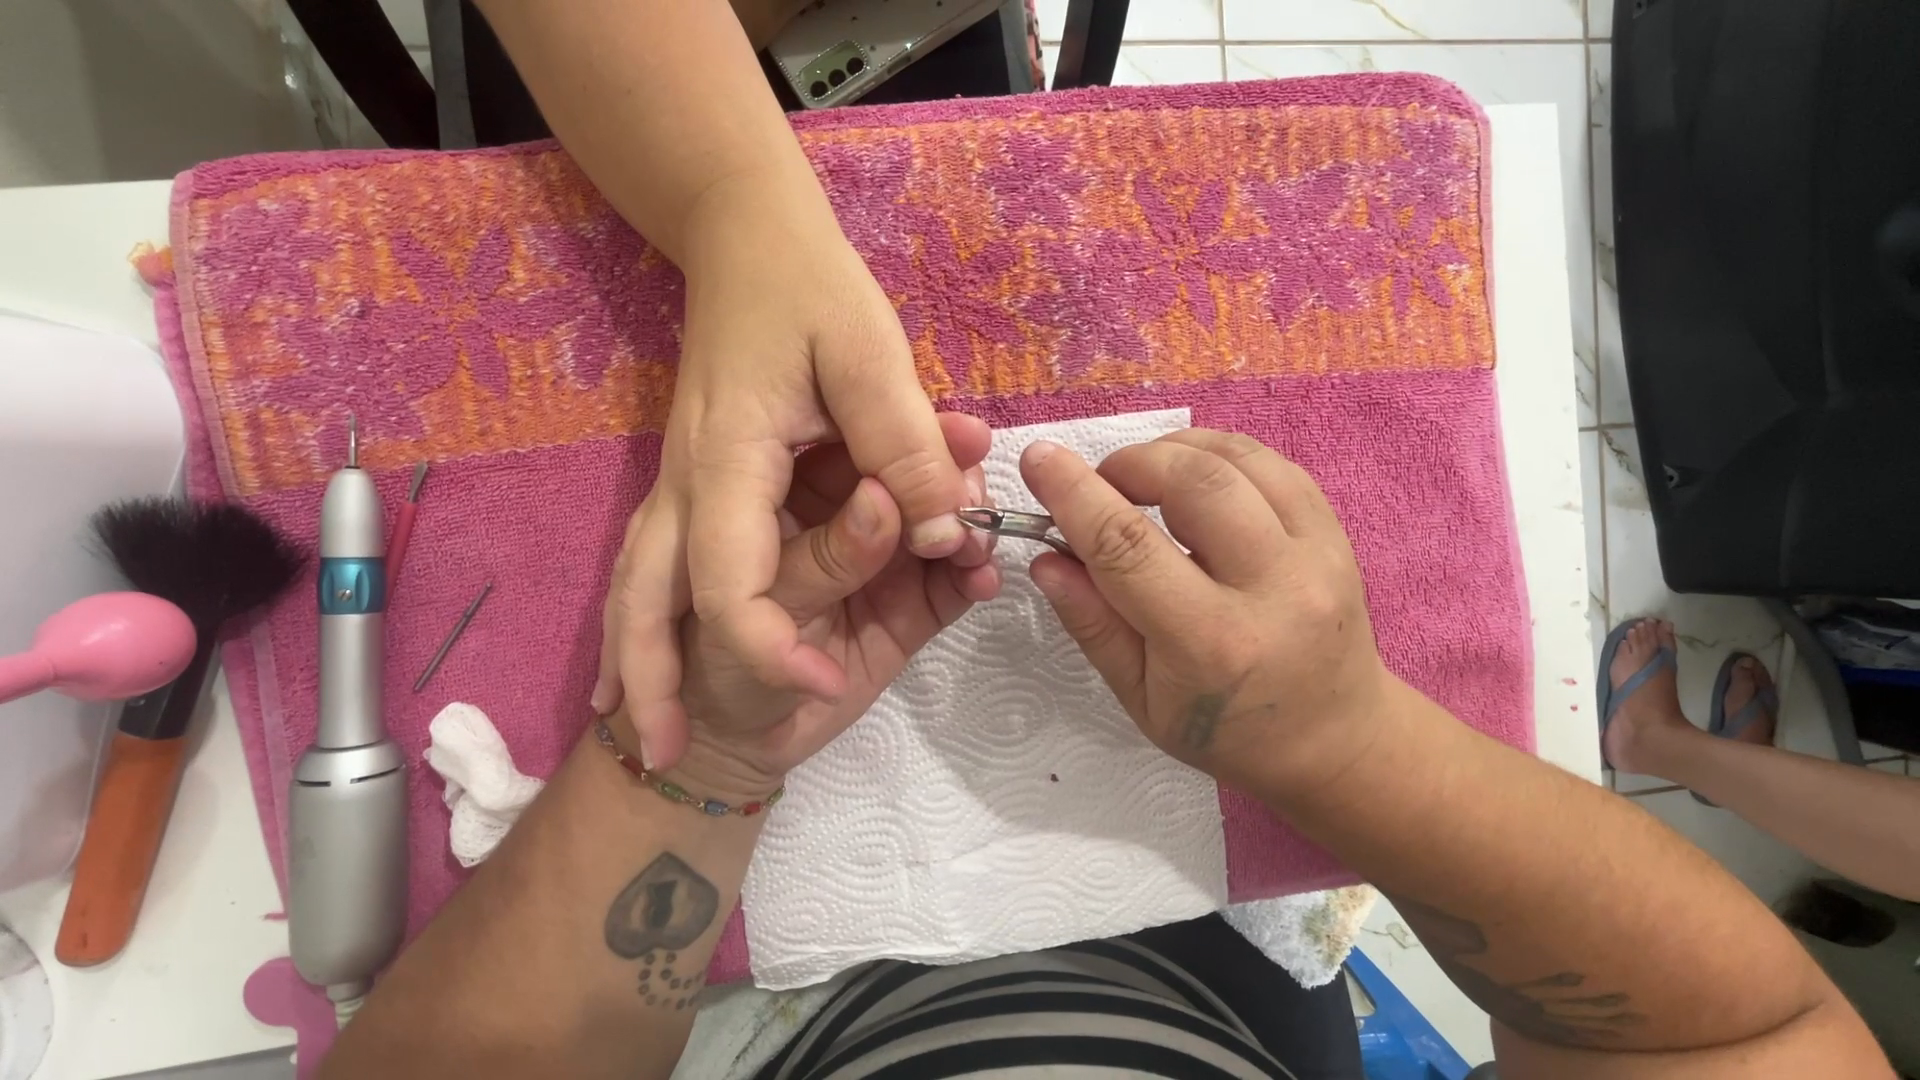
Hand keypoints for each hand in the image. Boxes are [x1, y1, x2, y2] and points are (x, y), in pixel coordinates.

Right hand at [594, 208, 971, 771]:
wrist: (745, 239)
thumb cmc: (811, 291)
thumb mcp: (870, 358)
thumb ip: (904, 448)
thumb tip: (946, 534)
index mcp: (729, 461)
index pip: (729, 578)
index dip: (770, 644)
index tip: (821, 685)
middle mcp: (688, 482)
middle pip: (646, 592)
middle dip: (654, 678)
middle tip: (668, 752)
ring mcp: (679, 479)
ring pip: (633, 578)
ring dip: (631, 655)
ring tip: (638, 725)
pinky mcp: (691, 475)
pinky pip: (648, 556)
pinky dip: (634, 611)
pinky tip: (628, 652)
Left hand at [663, 413, 999, 798]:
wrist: (738, 746)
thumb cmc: (716, 662)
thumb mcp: (764, 600)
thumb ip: (824, 555)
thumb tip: (884, 499)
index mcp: (792, 493)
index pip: (857, 450)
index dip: (907, 439)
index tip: (958, 434)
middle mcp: (844, 518)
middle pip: (908, 484)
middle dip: (949, 481)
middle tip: (979, 482)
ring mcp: (883, 563)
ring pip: (937, 529)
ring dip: (967, 529)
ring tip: (984, 539)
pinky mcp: (912, 608)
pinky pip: (950, 586)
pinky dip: (972, 578)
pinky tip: (986, 578)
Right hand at [1019, 429, 1390, 795]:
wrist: (1333, 738)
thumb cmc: (1224, 730)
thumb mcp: (1139, 698)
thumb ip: (1091, 623)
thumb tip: (1045, 558)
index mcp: (1211, 643)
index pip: (1128, 548)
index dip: (1075, 495)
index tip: (1039, 459)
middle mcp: (1273, 588)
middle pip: (1194, 483)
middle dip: (1130, 464)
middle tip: (1102, 484)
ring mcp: (1317, 554)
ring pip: (1237, 459)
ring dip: (1172, 452)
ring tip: (1143, 478)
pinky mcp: (1337, 533)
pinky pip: (1272, 463)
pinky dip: (1217, 454)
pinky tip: (1190, 476)